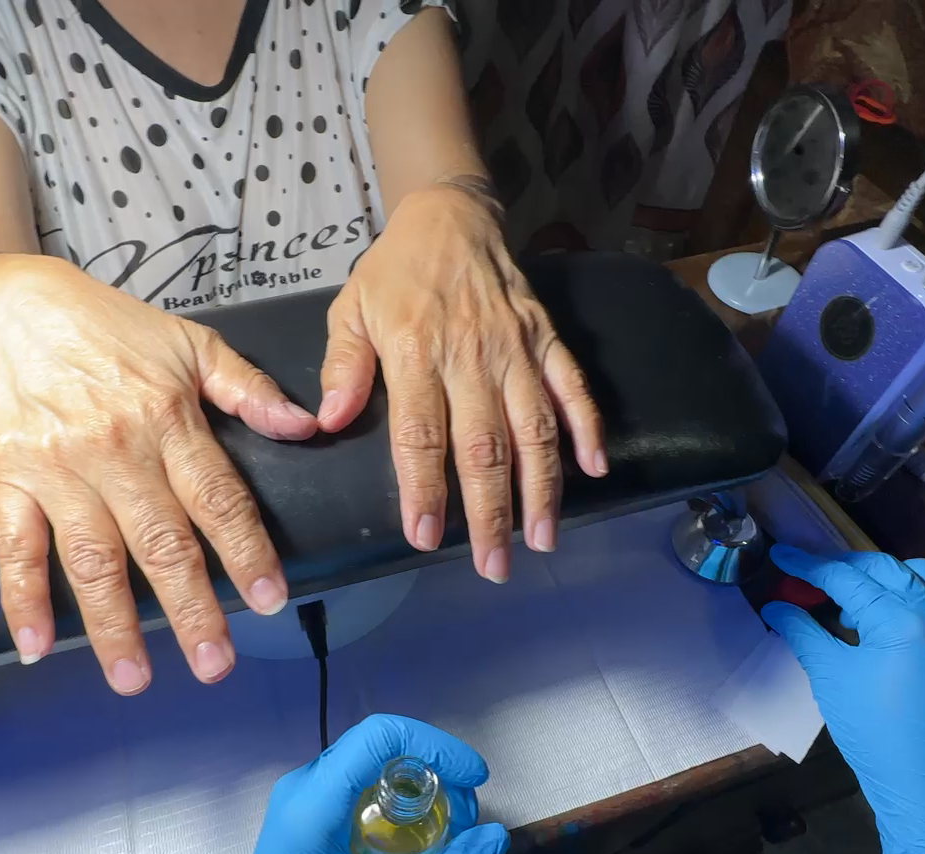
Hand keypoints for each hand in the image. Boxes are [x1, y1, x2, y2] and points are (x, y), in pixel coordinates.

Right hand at [0, 254, 317, 692]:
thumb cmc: (117, 330)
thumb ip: (249, 389)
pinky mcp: (9, 477)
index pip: (218, 499)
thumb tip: (306, 425)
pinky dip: (20, 597)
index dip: (247, 553)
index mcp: (170, 422)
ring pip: (92, 558)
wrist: (19, 306)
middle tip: (215, 664)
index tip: (269, 600)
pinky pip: (14, 545)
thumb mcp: (194, 344)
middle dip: (191, 609)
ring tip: (136, 677)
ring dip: (114, 623)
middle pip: (161, 543)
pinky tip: (35, 646)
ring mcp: (59, 470)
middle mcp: (117, 453)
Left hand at [136, 714, 509, 853]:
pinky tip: (420, 837)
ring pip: (372, 765)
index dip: (435, 744)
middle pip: (380, 747)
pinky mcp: (307, 817)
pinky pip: (360, 786)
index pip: (379, 735)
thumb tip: (497, 837)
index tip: (475, 779)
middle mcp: (303, 787)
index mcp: (311, 803)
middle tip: (468, 815)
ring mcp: (301, 800)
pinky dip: (398, 799)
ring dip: (419, 783)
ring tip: (452, 827)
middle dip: (434, 768)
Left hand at [319, 181, 607, 583]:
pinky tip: (595, 469)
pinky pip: (572, 385)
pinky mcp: (547, 338)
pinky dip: (587, 426)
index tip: (426, 537)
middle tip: (494, 566)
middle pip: (484, 447)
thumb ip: (342, 367)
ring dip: (541, 488)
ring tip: (543, 538)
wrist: (450, 216)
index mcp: (415, 353)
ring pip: (534, 428)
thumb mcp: (351, 310)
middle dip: (489, 513)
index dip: (424, 490)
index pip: (421, 434)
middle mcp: (471, 356)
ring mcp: (516, 348)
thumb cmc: (395, 273)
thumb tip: (330, 422)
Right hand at [761, 546, 924, 853]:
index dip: (808, 565)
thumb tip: (775, 605)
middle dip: (842, 566)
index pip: (847, 579)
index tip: (778, 552)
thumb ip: (803, 632)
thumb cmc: (874, 730)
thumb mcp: (829, 677)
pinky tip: (872, 626)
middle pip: (884, 570)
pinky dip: (898, 601)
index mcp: (902, 619)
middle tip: (806, 572)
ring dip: (877, 579)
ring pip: (916, 581)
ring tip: (845, 598)